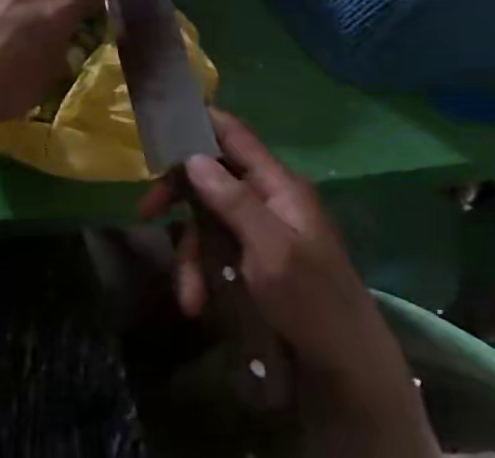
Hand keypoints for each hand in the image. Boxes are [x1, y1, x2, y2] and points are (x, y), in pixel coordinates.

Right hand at [140, 110, 439, 455]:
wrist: (348, 373)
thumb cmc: (314, 302)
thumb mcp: (271, 250)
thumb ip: (232, 200)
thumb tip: (192, 156)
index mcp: (278, 185)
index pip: (233, 134)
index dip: (198, 120)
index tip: (158, 120)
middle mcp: (266, 199)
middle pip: (208, 176)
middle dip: (177, 196)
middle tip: (147, 212)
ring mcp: (258, 229)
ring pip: (205, 220)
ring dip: (190, 255)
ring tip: (189, 296)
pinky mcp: (251, 258)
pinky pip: (213, 250)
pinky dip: (200, 273)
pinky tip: (197, 302)